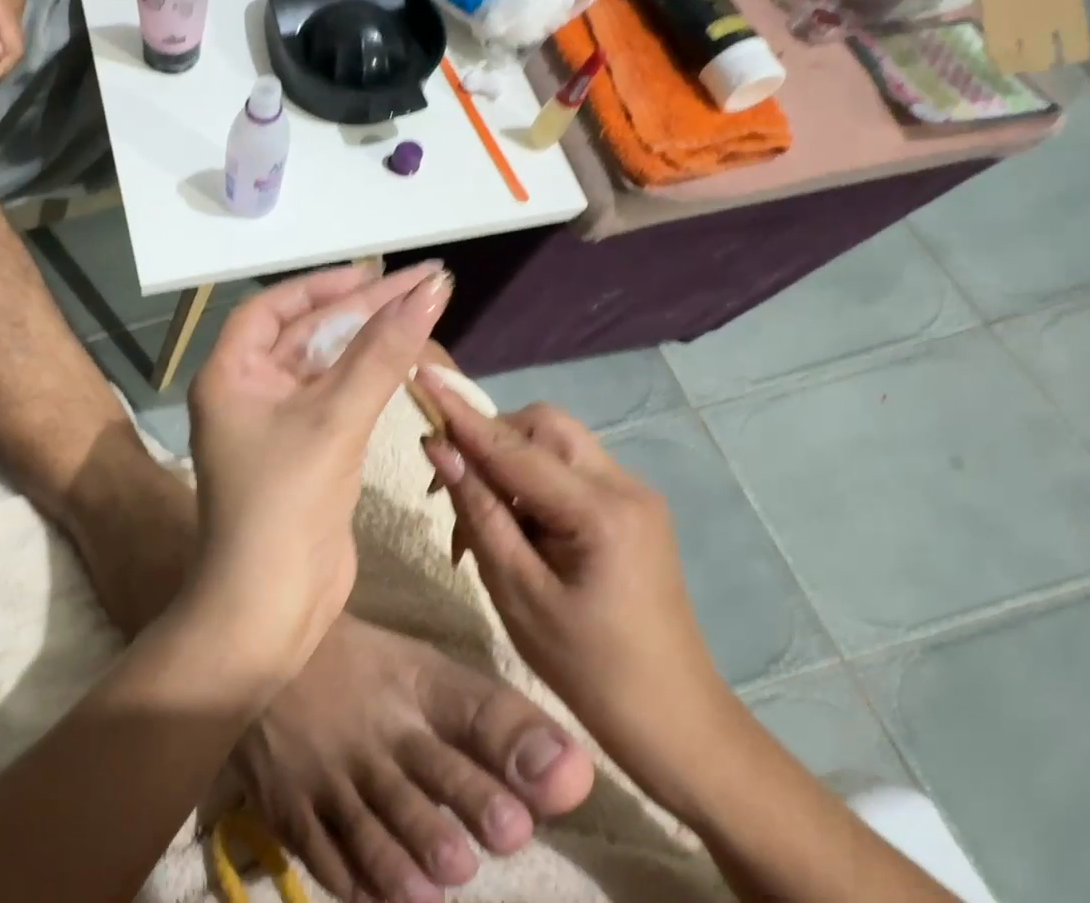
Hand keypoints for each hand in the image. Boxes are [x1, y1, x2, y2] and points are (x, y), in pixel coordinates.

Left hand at [183, 261, 452, 674]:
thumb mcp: (333, 419)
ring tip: (424, 312)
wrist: (270, 601)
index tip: (375, 271)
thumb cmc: (285, 501)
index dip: (321, 286)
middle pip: (305, 336)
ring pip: (326, 370)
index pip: (271, 309)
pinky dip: (369, 382)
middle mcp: (246, 394)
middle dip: (360, 310)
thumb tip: (430, 290)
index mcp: (229, 375)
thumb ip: (382, 354)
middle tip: (424, 284)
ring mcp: (276, 428)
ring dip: (370, 344)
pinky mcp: (304, 456)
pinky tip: (405, 364)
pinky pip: (337, 403)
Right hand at [415, 376, 735, 774]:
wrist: (670, 717)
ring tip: (474, 522)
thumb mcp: (516, 588)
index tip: (419, 373)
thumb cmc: (584, 663)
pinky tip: (507, 531)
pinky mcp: (629, 513)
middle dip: (490, 438)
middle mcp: (624, 486)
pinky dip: (527, 487)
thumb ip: (479, 511)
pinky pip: (566, 474)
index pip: (513, 444)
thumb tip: (440, 448)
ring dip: (506, 465)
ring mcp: (632, 497)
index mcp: (600, 509)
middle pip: (543, 426)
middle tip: (449, 485)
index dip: (461, 412)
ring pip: (554, 446)